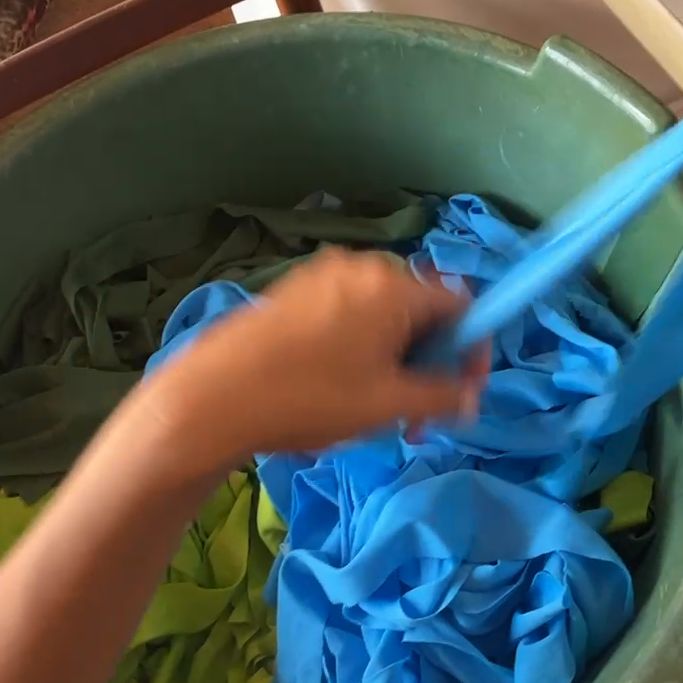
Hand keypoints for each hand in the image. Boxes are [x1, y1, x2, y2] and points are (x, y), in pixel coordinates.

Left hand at [128, 249, 487, 466]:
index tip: (462, 392)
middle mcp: (361, 267)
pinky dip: (360, 347)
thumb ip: (442, 396)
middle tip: (415, 414)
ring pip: (382, 315)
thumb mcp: (386, 404)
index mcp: (392, 286)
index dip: (471, 349)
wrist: (210, 398)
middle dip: (428, 362)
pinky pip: (347, 313)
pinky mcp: (293, 291)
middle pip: (420, 310)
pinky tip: (338, 387)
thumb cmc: (309, 398)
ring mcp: (322, 276)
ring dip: (394, 360)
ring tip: (375, 409)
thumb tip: (472, 397)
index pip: (460, 304)